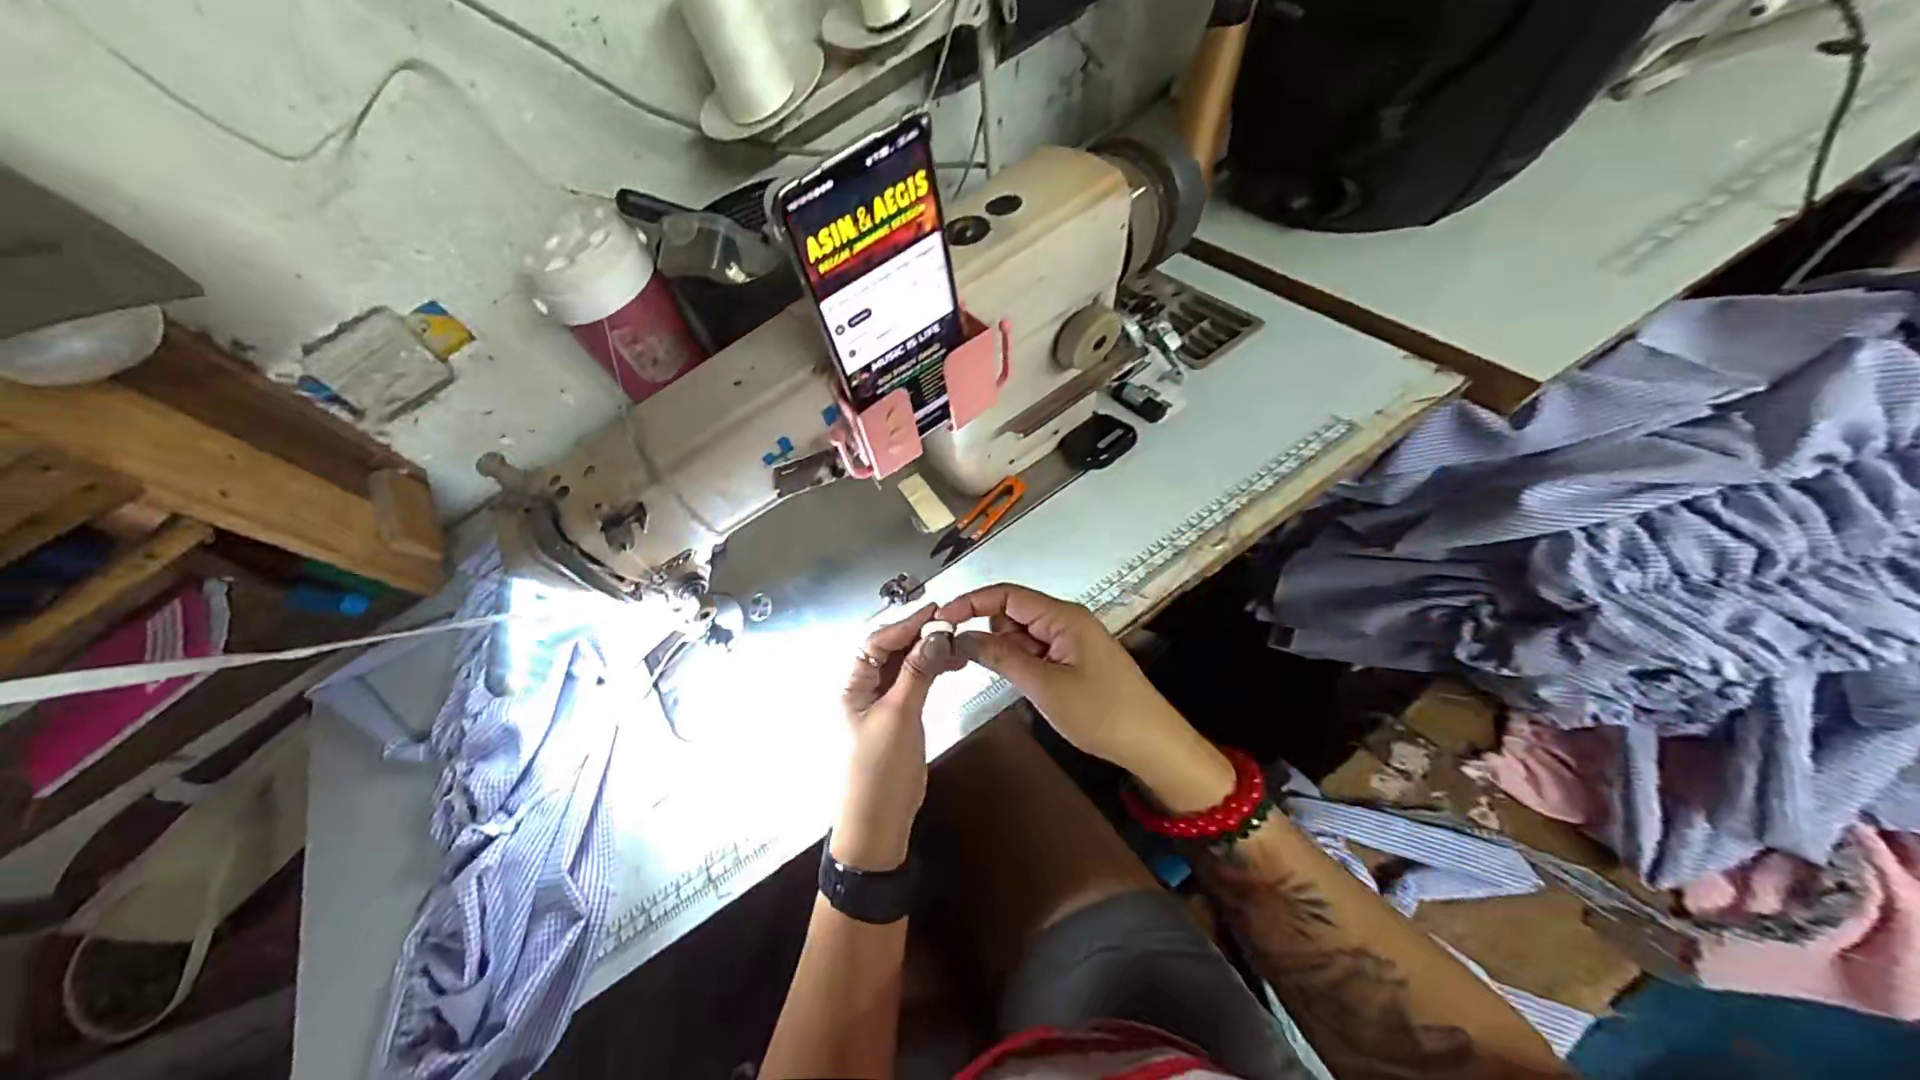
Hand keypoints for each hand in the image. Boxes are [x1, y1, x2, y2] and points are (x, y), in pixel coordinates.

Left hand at [835, 603, 964, 870]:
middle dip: (917, 633)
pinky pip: (915, 679)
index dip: (903, 624)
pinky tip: (951, 662)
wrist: (879, 822)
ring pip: (905, 663)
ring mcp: (883, 701)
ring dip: (928, 650)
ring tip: (956, 642)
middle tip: (948, 623)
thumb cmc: (878, 772)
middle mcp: (864, 688)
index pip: (876, 642)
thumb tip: (935, 637)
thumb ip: (917, 673)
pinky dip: (932, 668)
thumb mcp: (899, 717)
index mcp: (852, 686)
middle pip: (890, 649)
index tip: (933, 612)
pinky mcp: (900, 713)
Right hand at [935, 584, 1234, 812]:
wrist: (1152, 743)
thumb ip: (1001, 657)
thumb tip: (962, 637)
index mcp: (1062, 616)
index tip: (940, 619)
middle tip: (966, 660)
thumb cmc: (1101, 713)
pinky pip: (1037, 650)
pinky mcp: (1074, 658)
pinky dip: (1021, 662)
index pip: (1006, 595)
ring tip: (1006, 679)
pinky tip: (1021, 683)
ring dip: (1005, 650)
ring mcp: (1071, 639)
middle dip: (987, 631)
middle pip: (1012, 612)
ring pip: (1022, 633)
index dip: (970, 602)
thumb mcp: (1044, 686)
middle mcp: (1066, 620)